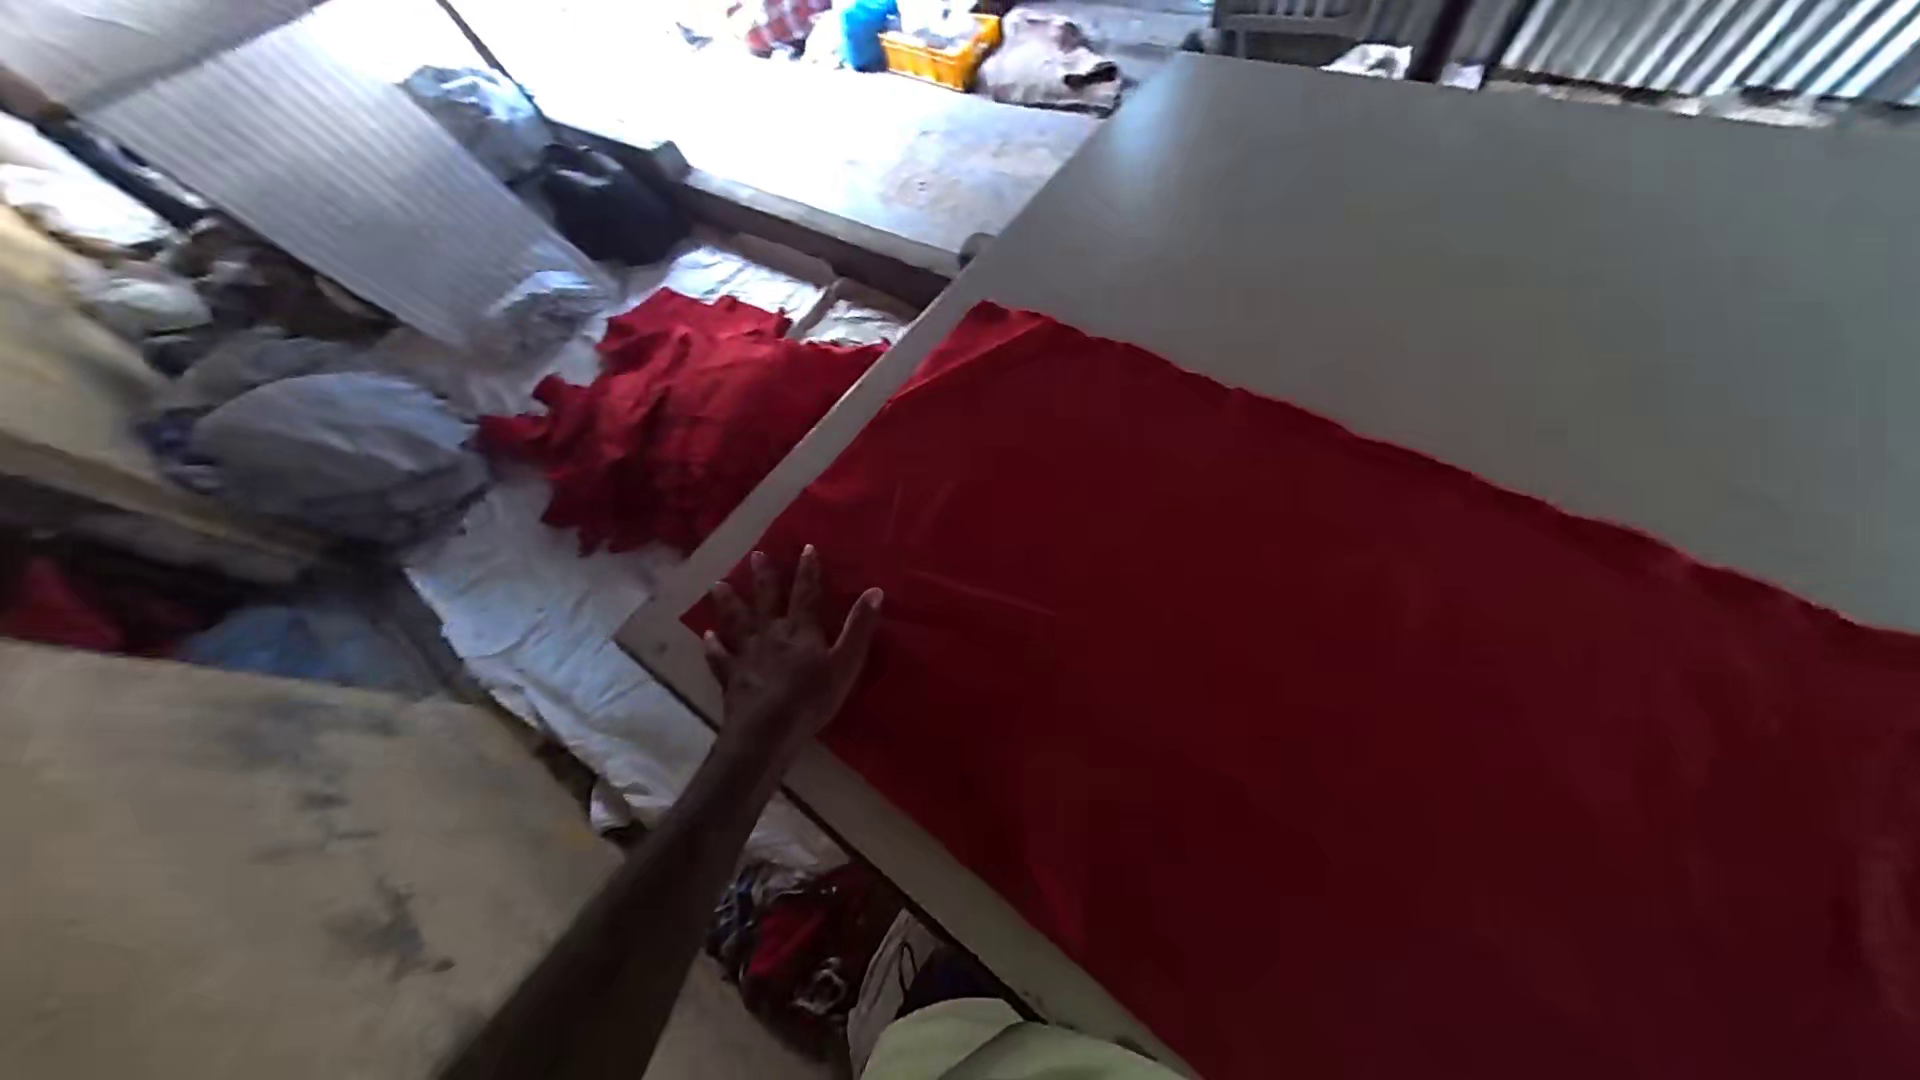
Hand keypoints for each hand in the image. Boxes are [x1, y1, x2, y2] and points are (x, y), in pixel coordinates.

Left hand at [703, 546, 882, 754]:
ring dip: (728, 603)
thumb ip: (859, 627)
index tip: (805, 547)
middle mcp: (771, 634)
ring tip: (718, 585)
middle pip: (766, 600)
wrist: (766, 731)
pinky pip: (720, 657)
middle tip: (755, 555)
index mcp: (800, 630)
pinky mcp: (731, 677)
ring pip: (736, 622)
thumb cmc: (811, 698)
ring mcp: (747, 654)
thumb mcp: (845, 663)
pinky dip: (714, 646)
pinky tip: (709, 636)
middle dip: (764, 577)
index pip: (806, 593)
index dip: (807, 570)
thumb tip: (875, 590)